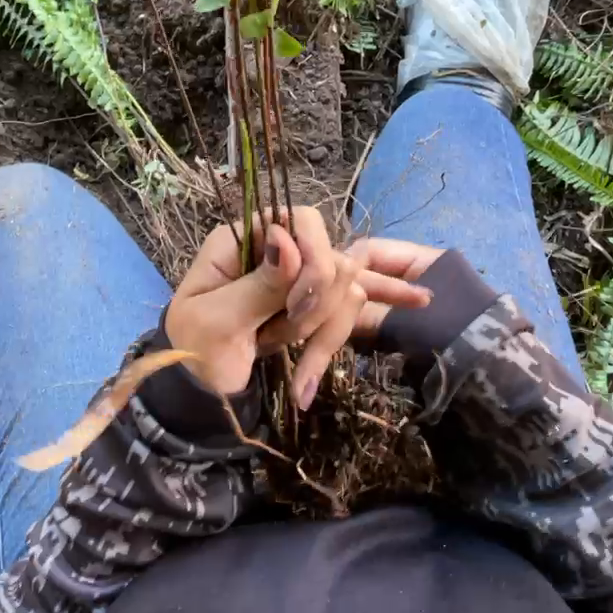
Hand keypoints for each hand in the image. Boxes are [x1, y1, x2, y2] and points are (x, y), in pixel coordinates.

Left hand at [165, 209, 430, 407]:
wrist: (202, 392)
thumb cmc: (196, 351)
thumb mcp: (217, 322)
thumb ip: (256, 284)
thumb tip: (286, 238)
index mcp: (242, 240)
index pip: (299, 220)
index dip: (312, 259)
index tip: (298, 305)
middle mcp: (276, 251)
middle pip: (330, 260)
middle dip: (311, 308)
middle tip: (274, 340)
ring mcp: (298, 279)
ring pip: (345, 291)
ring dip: (318, 332)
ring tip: (278, 355)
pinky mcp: (313, 306)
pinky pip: (350, 309)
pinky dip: (354, 327)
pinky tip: (415, 303)